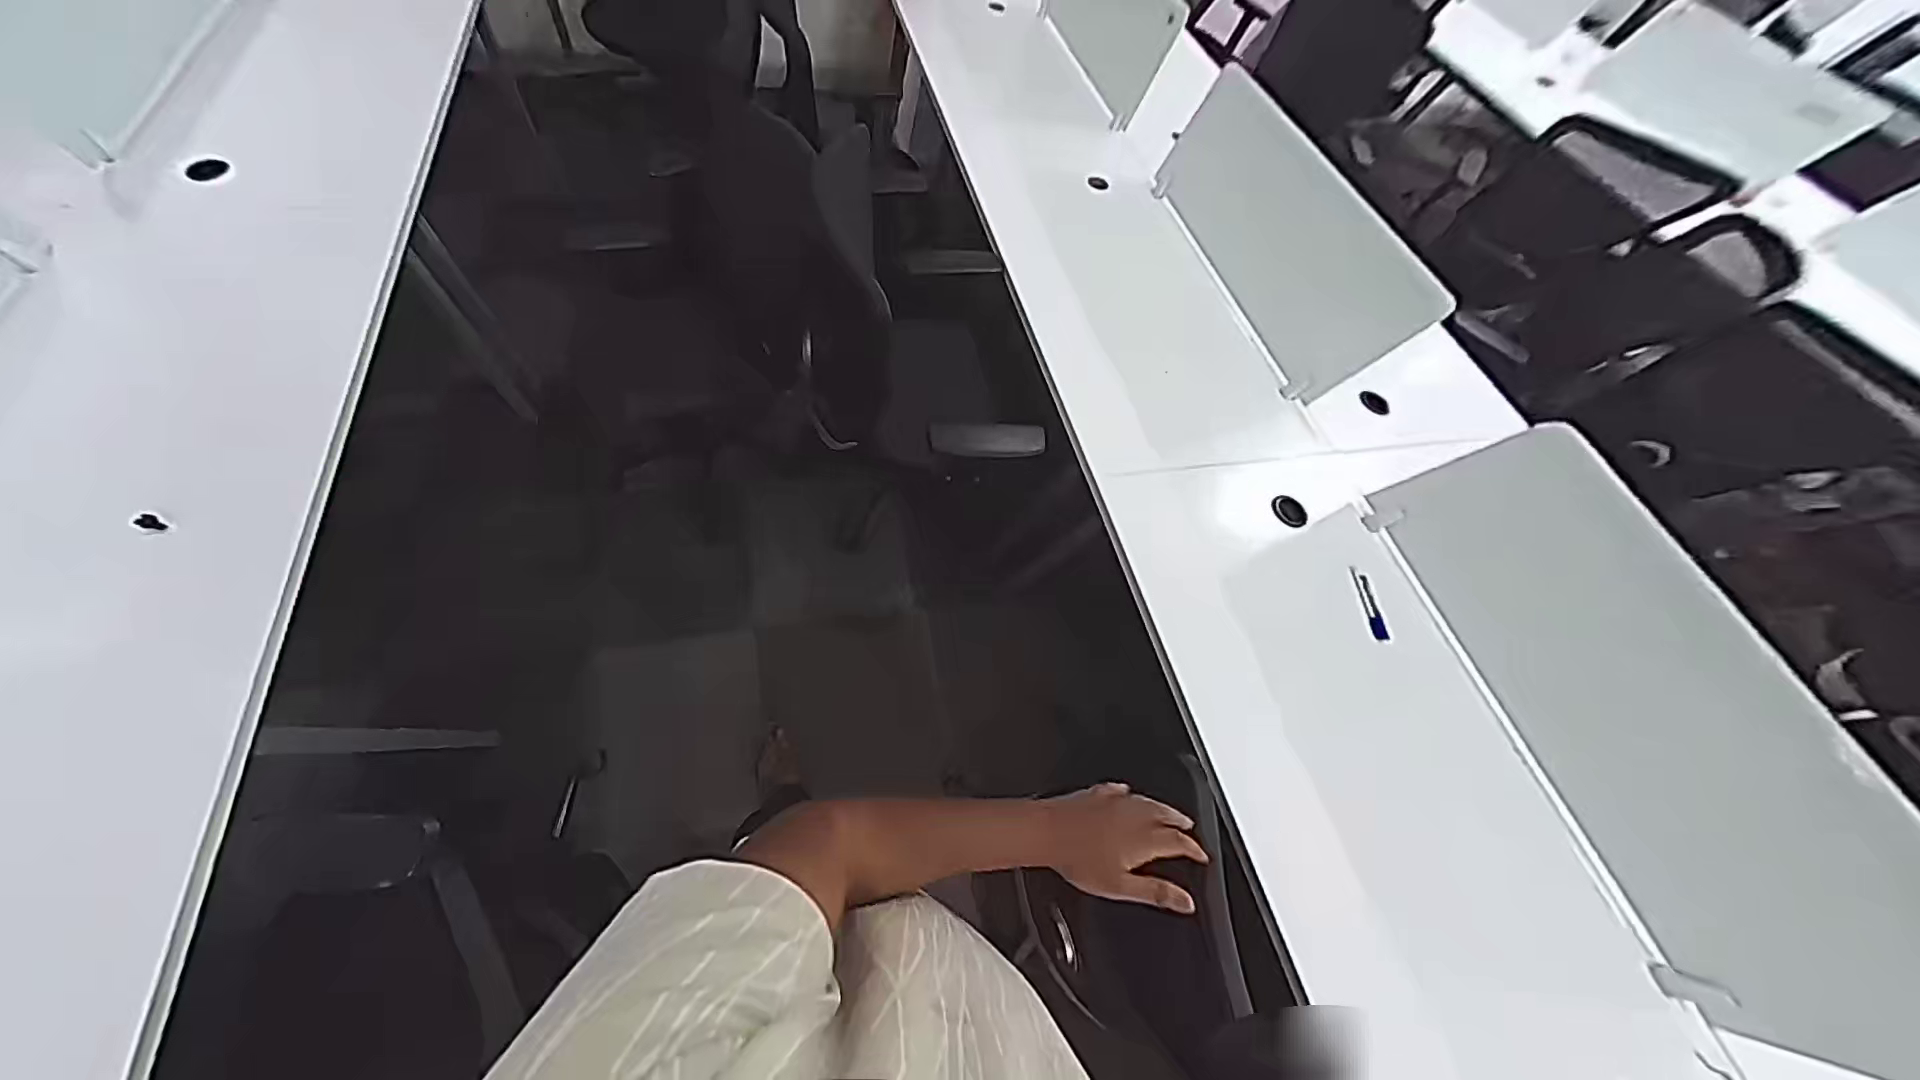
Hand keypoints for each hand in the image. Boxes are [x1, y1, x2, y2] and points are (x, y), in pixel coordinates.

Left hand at [1042, 782, 1208, 913]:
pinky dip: (1129, 794)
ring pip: (1146, 801)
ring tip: (1168, 812)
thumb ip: (1155, 892)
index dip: (1193, 849)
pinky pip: (1119, 790)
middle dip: (1181, 823)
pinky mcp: (1096, 793)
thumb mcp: (1120, 886)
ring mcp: (1113, 801)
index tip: (1200, 854)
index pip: (1178, 841)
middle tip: (1189, 828)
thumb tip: (1184, 901)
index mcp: (1142, 838)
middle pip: (1166, 816)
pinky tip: (1126, 794)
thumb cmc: (1078, 859)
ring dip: (1161, 807)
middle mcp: (1132, 815)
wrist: (1048, 831)